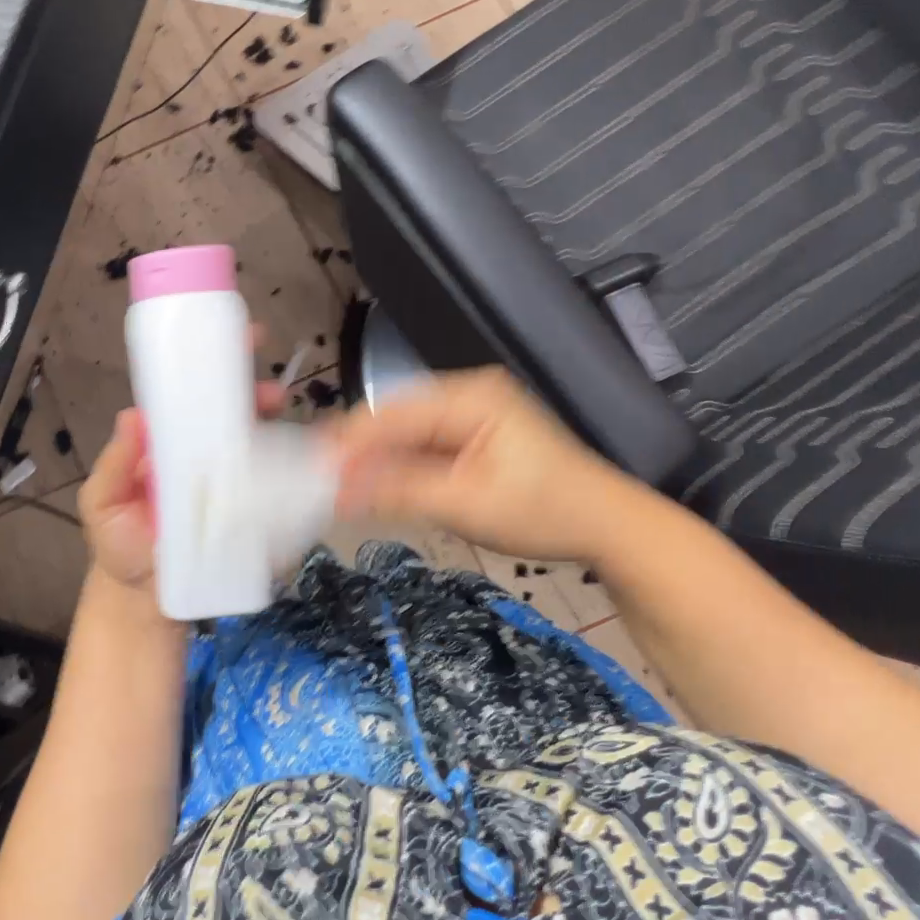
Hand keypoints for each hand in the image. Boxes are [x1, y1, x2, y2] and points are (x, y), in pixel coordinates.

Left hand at [79, 383, 293, 589]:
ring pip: (261, 449)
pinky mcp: (252, 521)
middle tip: (273, 393)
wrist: (146, 601)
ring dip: (279, 433)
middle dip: (257, 396)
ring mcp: (232, 489)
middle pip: (236, 418)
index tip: (237, 347)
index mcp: (172, 446)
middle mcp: (205, 459)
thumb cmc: (121, 545)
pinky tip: (308, 470)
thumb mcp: (102, 504)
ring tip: (289, 437)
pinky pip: (276, 493)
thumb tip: (132, 416)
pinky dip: (296, 479)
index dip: (214, 372)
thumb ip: (114, 465)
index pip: (195, 400)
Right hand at [333, 367, 637, 559]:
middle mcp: (468, 392)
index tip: (311, 465)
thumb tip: (339, 489)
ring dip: (373, 459)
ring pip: (404, 431)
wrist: (608, 527)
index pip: (394, 412)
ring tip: (336, 484)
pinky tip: (372, 483)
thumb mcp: (467, 504)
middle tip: (316, 478)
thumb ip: (400, 490)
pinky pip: (421, 444)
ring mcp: (471, 412)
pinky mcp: (472, 434)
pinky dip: (396, 465)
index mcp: (472, 396)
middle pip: (395, 417)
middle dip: (357, 449)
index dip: (350, 440)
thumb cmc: (545, 513)